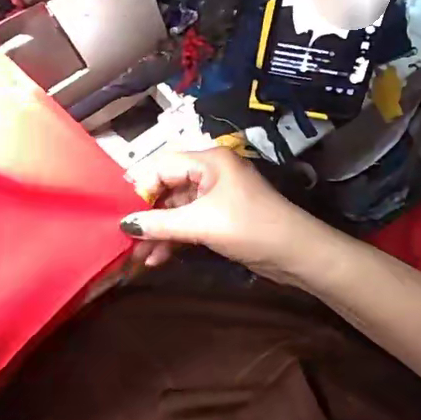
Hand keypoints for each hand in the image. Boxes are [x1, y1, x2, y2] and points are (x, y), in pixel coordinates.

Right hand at [120, 148, 328, 285]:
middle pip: (166, 188)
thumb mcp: (202, 224)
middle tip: (127, 240)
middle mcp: (210, 172)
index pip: (161, 166)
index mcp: (208, 160)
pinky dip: (174, 238)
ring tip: (140, 257)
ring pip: (176, 209)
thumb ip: (160, 223)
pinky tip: (158, 259)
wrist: (299, 255)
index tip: (122, 216)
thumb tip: (125, 226)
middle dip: (147, 215)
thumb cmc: (251, 228)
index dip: (140, 189)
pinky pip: (188, 223)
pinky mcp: (220, 217)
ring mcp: (216, 196)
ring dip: (158, 232)